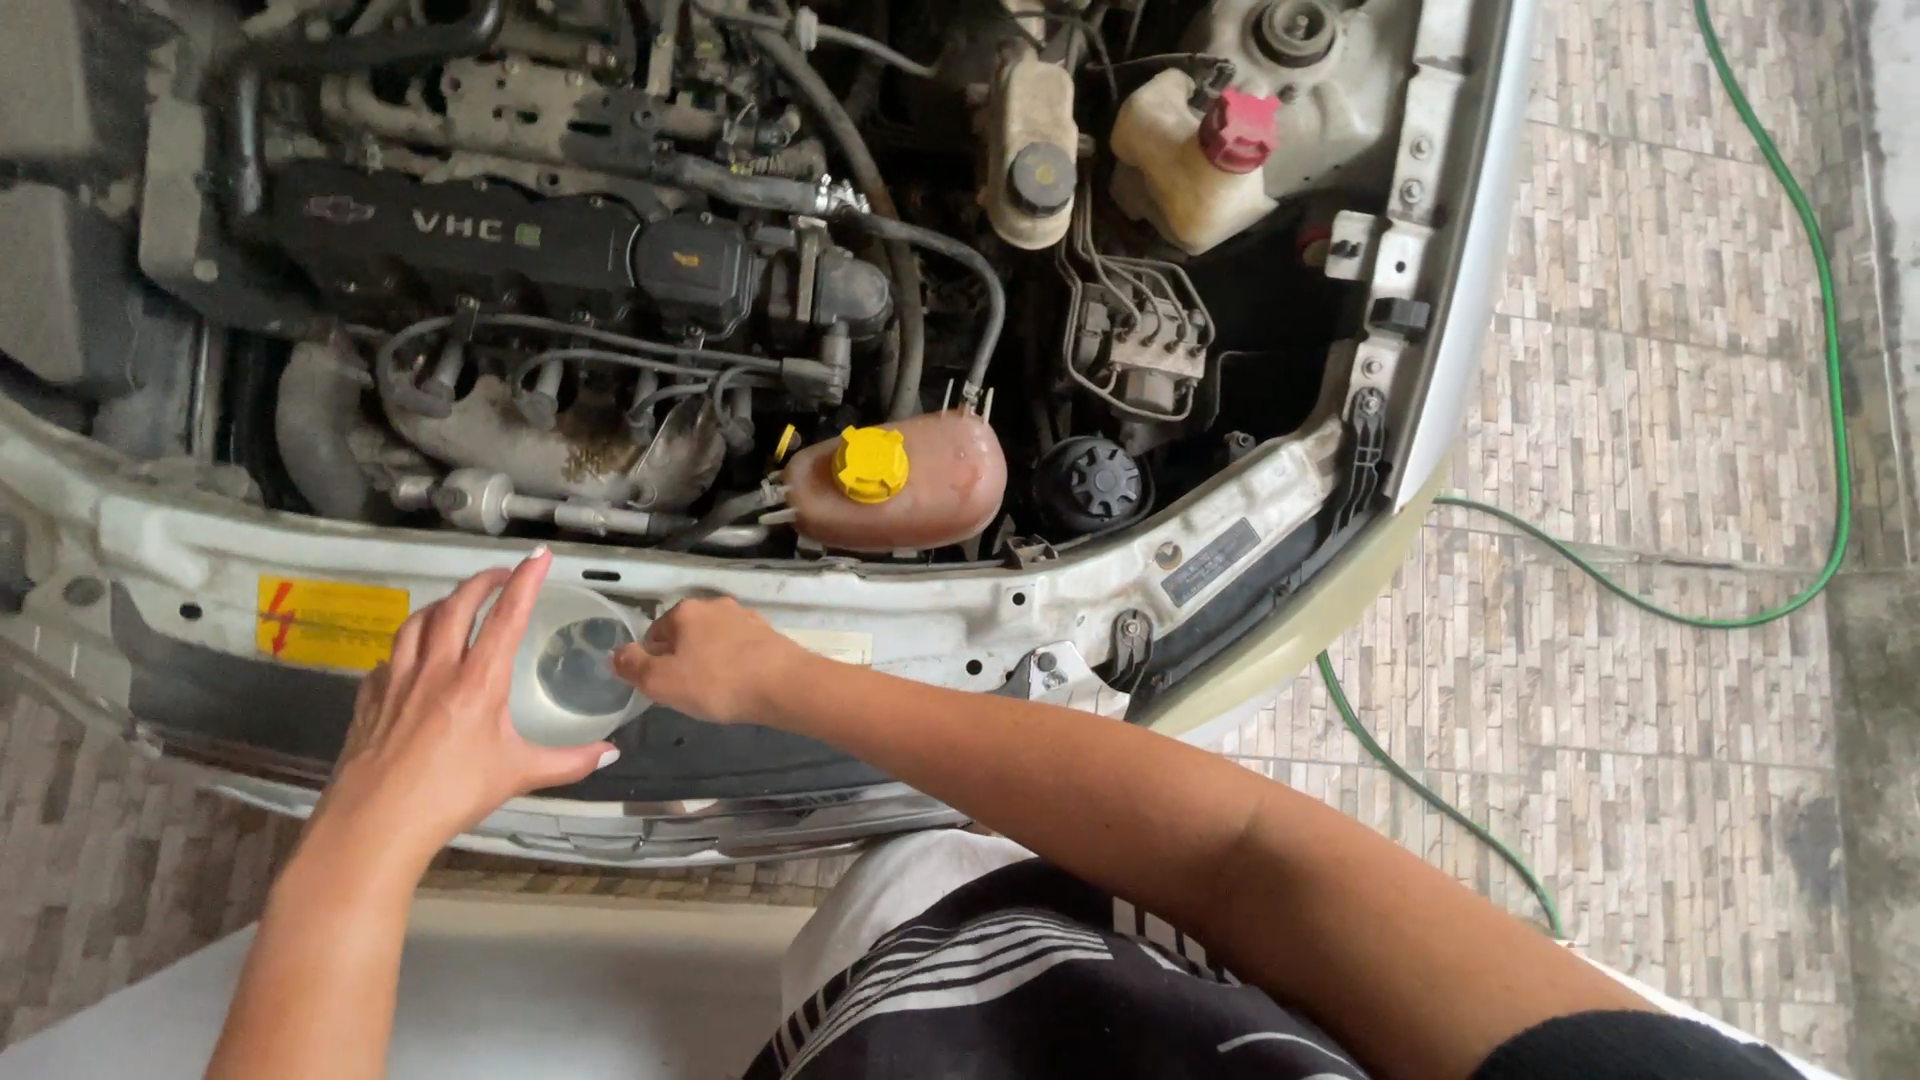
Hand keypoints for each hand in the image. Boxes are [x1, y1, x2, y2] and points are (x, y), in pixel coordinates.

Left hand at [310, 548, 620, 868]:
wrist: (373, 827)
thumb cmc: (452, 796)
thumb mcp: (520, 775)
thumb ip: (571, 761)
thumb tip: (613, 753)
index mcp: (479, 680)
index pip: (507, 616)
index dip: (526, 580)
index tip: (539, 556)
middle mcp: (437, 669)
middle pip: (457, 606)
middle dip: (482, 581)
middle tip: (502, 574)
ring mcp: (397, 681)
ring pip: (417, 622)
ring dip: (442, 604)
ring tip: (458, 604)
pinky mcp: (369, 699)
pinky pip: (389, 656)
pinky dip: (408, 644)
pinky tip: (414, 657)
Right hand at [611, 596, 812, 724]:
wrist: (784, 685)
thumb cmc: (717, 683)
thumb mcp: (661, 681)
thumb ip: (633, 666)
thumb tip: (615, 653)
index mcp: (686, 610)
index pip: (655, 634)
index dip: (653, 663)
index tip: (665, 687)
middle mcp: (717, 605)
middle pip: (686, 636)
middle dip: (683, 661)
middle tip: (689, 692)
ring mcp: (746, 617)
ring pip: (714, 642)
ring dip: (710, 663)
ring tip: (716, 692)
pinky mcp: (769, 634)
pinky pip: (740, 650)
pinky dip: (735, 665)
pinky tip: (740, 686)